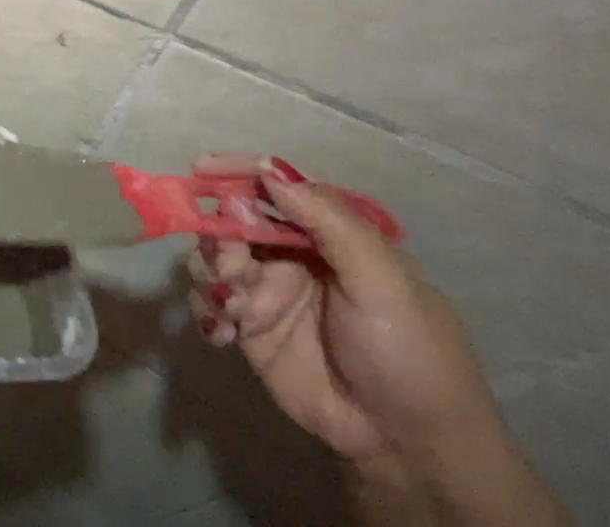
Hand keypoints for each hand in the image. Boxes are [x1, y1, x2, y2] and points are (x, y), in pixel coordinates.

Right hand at [188, 154, 499, 462]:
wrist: (404, 441)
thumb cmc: (408, 354)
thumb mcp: (384, 284)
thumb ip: (330, 223)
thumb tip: (269, 170)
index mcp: (333, 238)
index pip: (279, 189)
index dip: (240, 173)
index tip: (201, 169)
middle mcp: (293, 257)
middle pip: (232, 222)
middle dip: (220, 237)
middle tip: (231, 269)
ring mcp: (266, 291)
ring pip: (210, 259)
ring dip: (213, 278)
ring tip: (238, 311)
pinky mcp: (244, 326)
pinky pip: (204, 301)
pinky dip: (207, 311)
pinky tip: (228, 333)